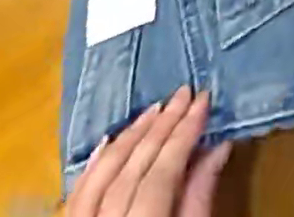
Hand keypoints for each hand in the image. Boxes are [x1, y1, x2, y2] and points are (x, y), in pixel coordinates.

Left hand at [68, 86, 232, 216]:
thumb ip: (199, 199)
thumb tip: (218, 144)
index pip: (160, 177)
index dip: (183, 136)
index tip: (203, 100)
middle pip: (130, 172)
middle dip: (160, 130)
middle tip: (184, 94)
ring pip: (100, 178)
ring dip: (129, 139)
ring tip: (155, 109)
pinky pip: (74, 197)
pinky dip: (93, 166)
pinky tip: (108, 140)